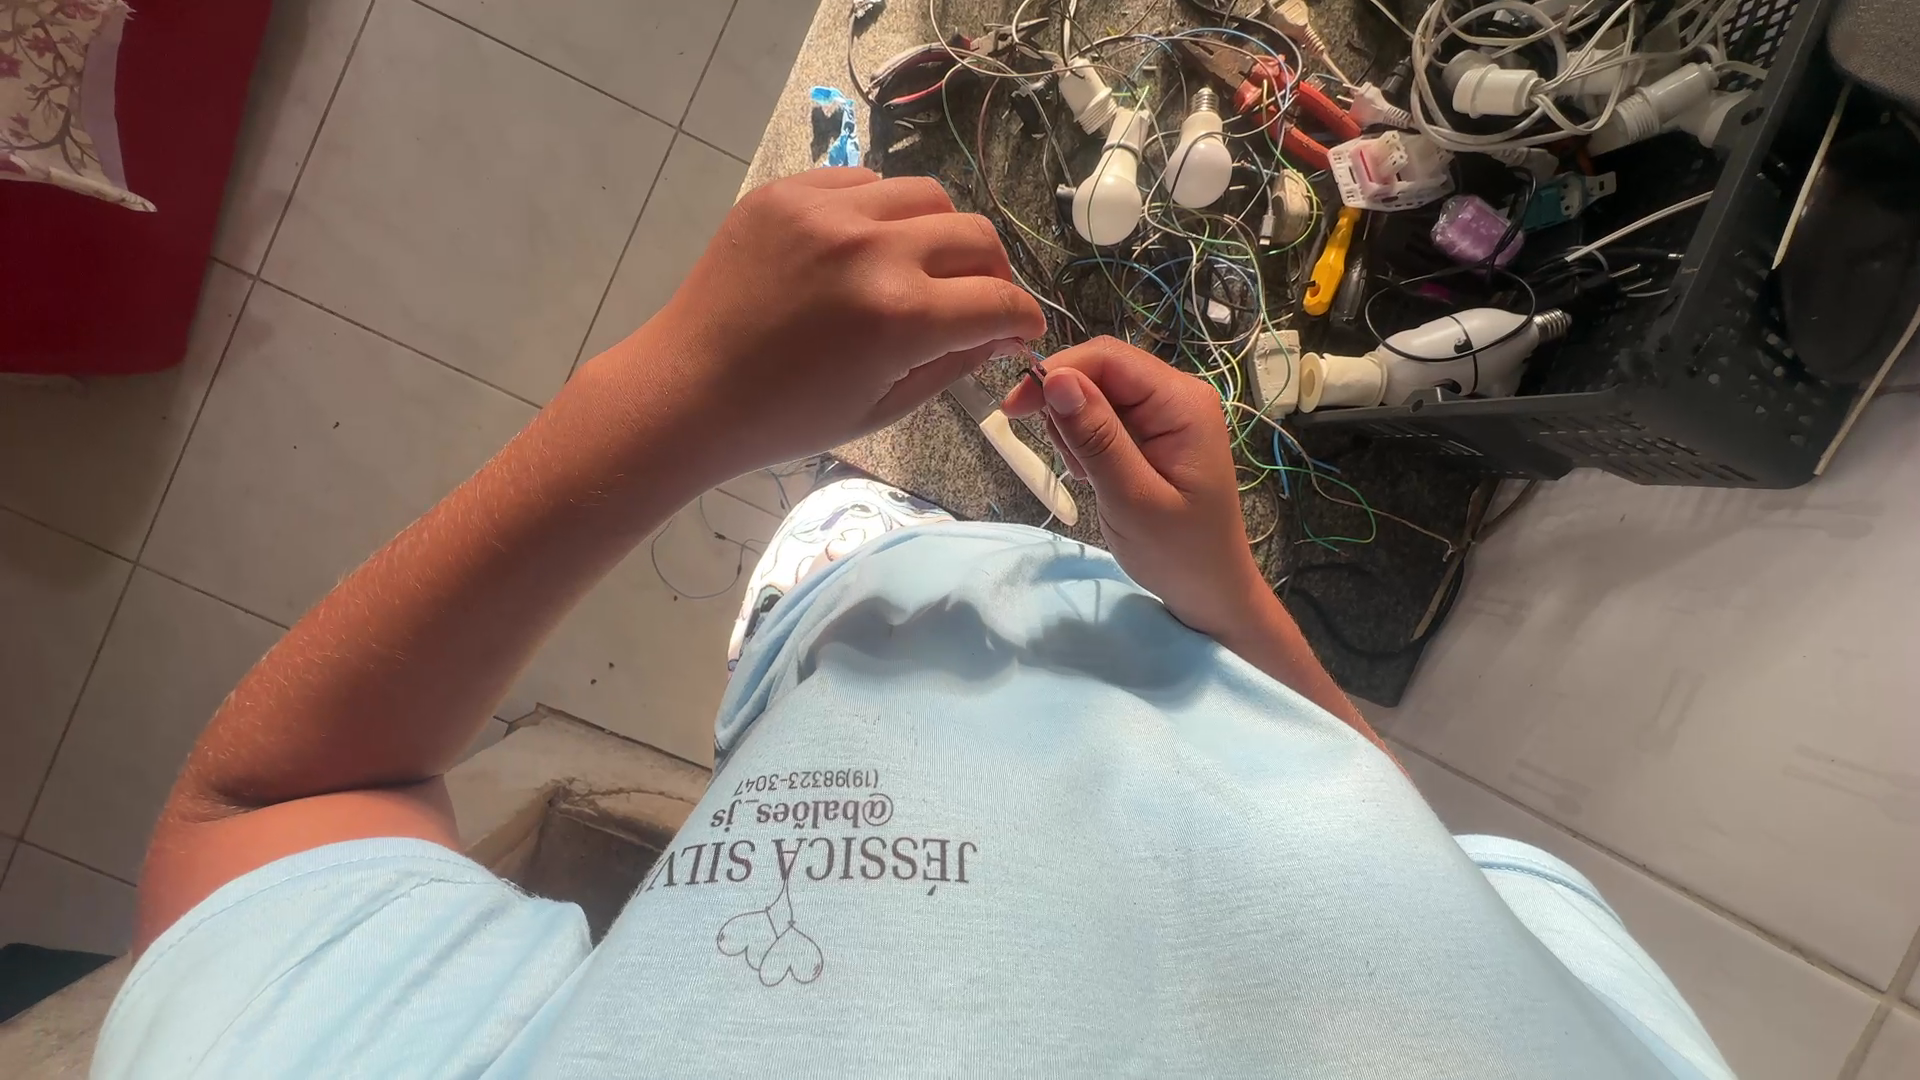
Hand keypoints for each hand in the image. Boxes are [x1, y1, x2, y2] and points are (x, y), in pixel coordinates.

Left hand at [607, 167, 1045, 477]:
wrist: (690, 389)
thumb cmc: (788, 420)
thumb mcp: (883, 408)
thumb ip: (952, 364)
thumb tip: (1000, 333)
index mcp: (901, 319)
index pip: (999, 301)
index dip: (1024, 318)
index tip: (1023, 329)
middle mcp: (874, 251)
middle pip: (976, 236)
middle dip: (994, 274)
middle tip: (979, 301)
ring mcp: (828, 211)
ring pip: (928, 196)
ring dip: (946, 235)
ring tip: (926, 269)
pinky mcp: (789, 191)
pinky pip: (867, 184)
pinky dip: (887, 215)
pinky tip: (870, 250)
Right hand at [1002, 337, 1266, 637]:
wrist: (1209, 591)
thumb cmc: (1178, 553)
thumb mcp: (1131, 498)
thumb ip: (1095, 437)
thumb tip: (1055, 379)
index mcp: (1181, 402)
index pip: (1108, 358)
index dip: (1056, 373)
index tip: (1014, 410)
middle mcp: (1175, 396)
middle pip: (1100, 371)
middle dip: (1066, 406)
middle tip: (1068, 462)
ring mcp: (1165, 415)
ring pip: (1095, 394)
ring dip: (1075, 429)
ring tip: (1089, 476)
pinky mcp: (1152, 435)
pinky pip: (1104, 419)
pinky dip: (1086, 443)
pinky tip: (1096, 476)